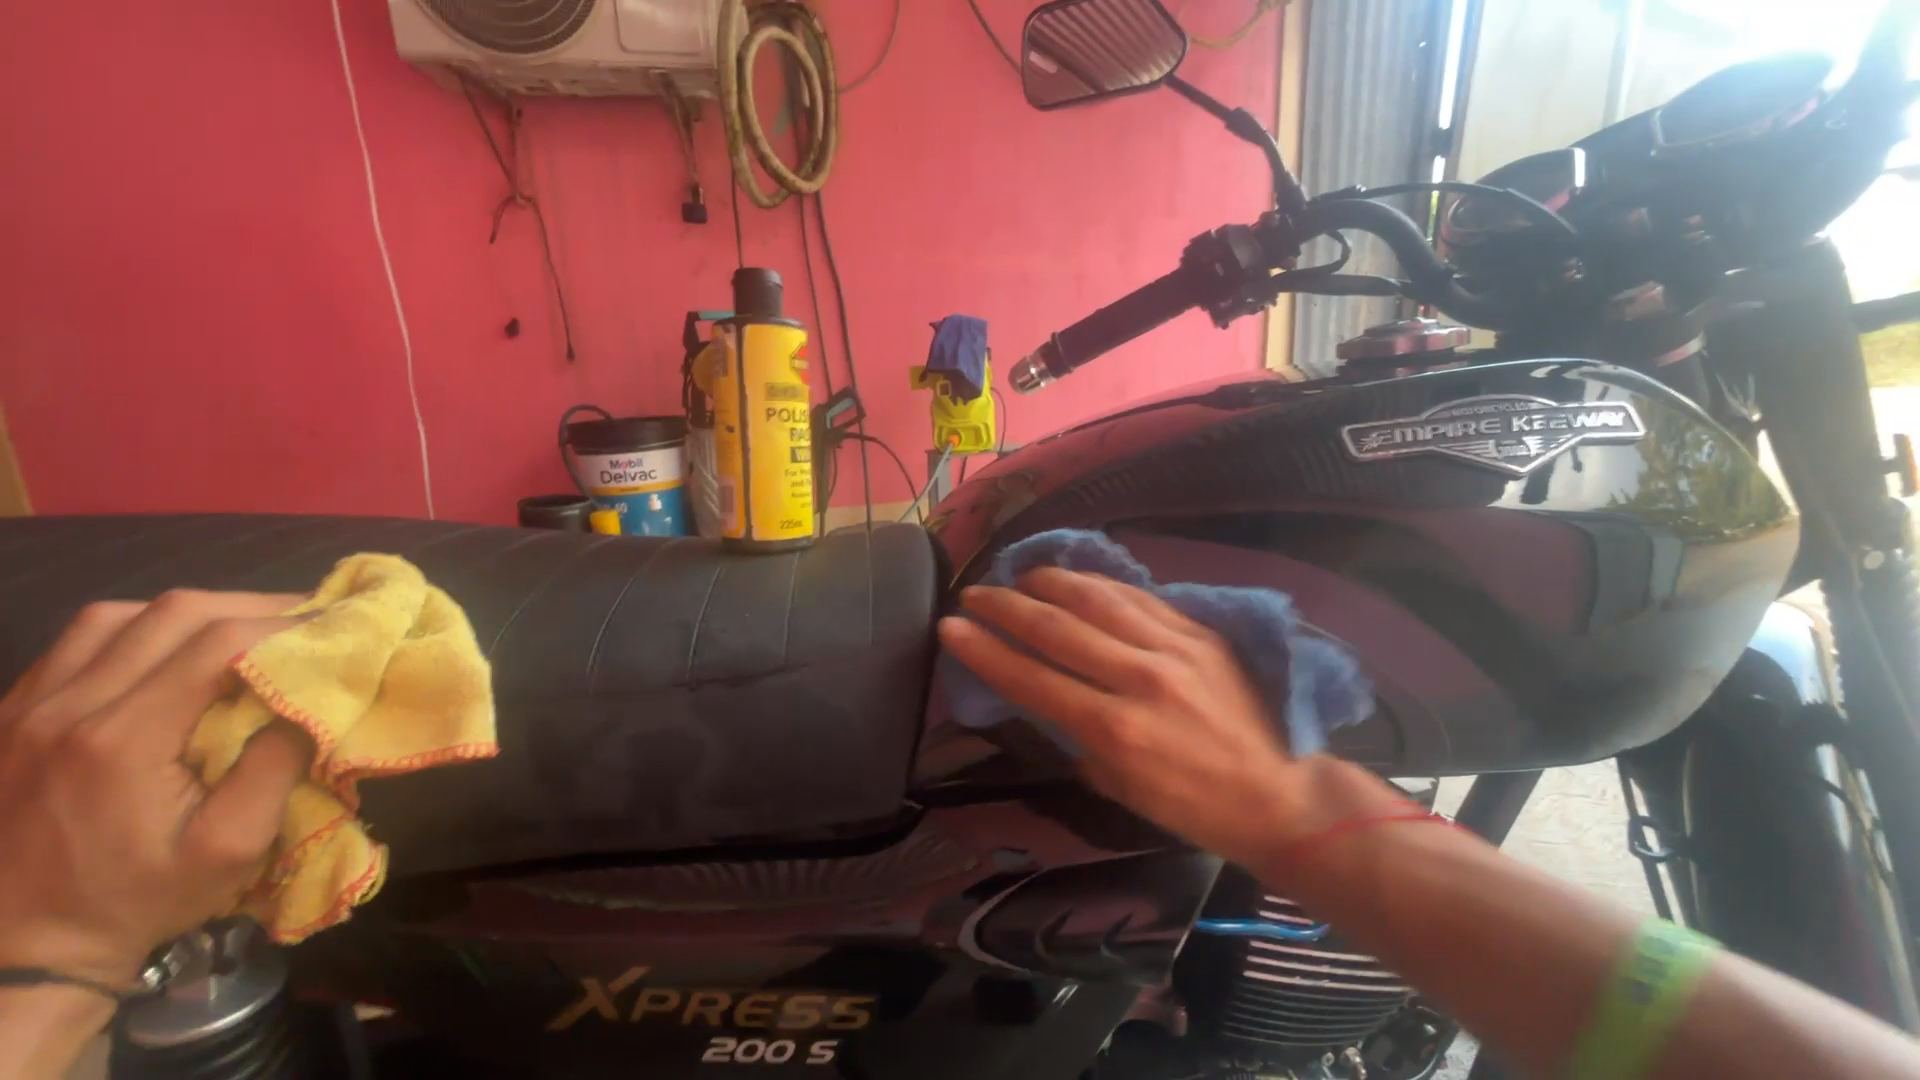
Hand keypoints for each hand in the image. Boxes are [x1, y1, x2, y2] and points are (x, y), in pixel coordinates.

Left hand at [0, 590, 312, 987]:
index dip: (285, 624)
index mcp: (121, 739)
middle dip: (251, 608)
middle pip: (172, 613)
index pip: (217, 642)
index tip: (334, 627)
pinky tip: (170, 651)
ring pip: (117, 616)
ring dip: (193, 613)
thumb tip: (312, 701)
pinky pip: (76, 643)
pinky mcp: (7, 718)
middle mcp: (66, 708)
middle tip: (304, 621)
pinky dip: (137, 629)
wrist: (18, 952)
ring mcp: (25, 709)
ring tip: (242, 630)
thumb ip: (276, 768)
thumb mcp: (230, 847)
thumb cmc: (140, 899)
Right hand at [939, 569, 1373, 869]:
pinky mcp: (1198, 631)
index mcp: (1113, 730)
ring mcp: (1172, 648)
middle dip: (1004, 606)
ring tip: (1018, 575)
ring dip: (1048, 582)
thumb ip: (1074, 738)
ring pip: (1095, 598)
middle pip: (1056, 627)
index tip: (950, 627)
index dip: (984, 650)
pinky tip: (1075, 579)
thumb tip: (1041, 697)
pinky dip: (1097, 583)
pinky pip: (1137, 596)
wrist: (1280, 794)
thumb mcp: (1117, 788)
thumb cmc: (1193, 807)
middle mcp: (1138, 679)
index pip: (1031, 677)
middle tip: (973, 593)